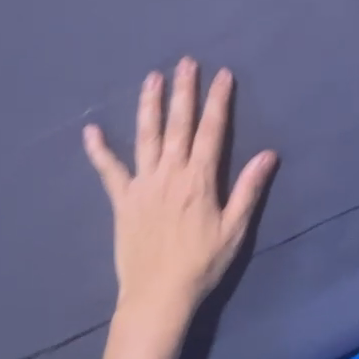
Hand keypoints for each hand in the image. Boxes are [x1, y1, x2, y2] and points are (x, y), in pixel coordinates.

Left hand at [82, 58, 277, 333]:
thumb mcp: (234, 230)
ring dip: (150, 105)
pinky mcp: (122, 200)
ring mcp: (143, 184)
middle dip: (184, 91)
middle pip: (179, 125)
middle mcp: (170, 173)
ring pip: (146, 136)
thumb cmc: (201, 265)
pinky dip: (99, 151)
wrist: (158, 296)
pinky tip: (90, 131)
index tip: (223, 75)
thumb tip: (268, 154)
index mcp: (199, 180)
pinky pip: (109, 171)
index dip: (218, 101)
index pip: (213, 131)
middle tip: (186, 62)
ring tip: (152, 77)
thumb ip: (249, 190)